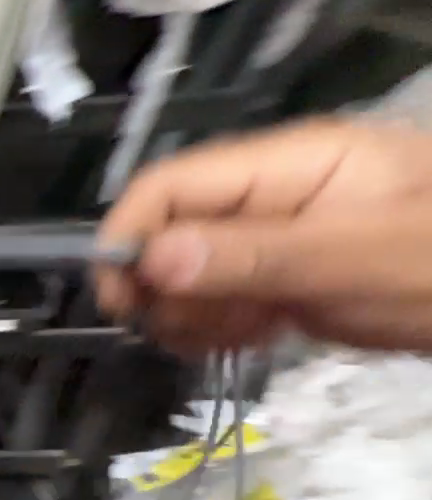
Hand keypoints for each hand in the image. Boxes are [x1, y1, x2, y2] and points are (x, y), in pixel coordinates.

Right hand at [95, 118, 431, 353]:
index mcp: (289, 164)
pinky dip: (207, 326)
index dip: (128, 242)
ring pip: (170, 275)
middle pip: (157, 235)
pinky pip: (201, 297)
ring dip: (186, 316)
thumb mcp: (372, 262)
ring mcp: (266, 233)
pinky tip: (253, 334)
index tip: (131, 304)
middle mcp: (264, 193)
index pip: (161, 189)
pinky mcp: (269, 269)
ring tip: (244, 333)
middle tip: (208, 327)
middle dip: (163, 291)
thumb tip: (152, 260)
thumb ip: (262, 257)